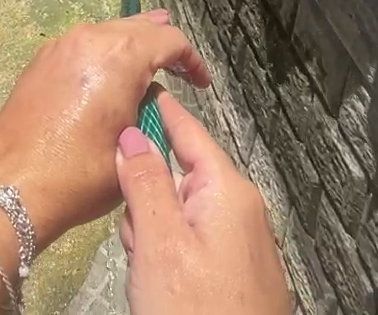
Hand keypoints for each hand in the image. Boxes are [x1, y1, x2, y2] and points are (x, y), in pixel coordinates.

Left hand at [0, 12, 210, 248]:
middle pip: (138, 26)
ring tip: (149, 61)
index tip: (200, 82)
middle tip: (180, 68)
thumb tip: (146, 93)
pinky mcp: (42, 58)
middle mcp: (90, 38)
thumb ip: (148, 109)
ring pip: (108, 31)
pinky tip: (108, 74)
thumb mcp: (133, 145)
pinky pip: (83, 44)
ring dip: (132, 44)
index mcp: (119, 56)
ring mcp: (62, 44)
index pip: (169, 39)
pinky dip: (103, 52)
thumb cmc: (81, 173)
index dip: (191, 59)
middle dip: (163, 44)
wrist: (14, 184)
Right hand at [117, 92, 290, 314]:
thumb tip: (134, 130)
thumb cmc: (193, 312)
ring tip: (146, 274)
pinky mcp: (239, 277)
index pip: (188, 131)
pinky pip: (194, 244)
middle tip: (134, 239)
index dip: (159, 109)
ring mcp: (243, 246)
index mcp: (227, 191)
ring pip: (181, 213)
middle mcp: (241, 210)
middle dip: (147, 196)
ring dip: (154, 232)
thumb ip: (144, 181)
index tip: (135, 85)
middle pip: (179, 175)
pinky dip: (170, 256)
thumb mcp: (158, 243)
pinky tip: (160, 289)